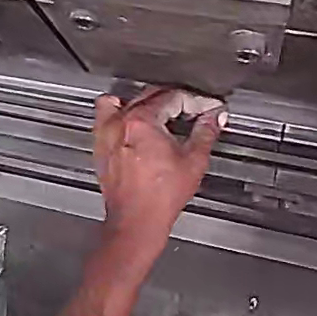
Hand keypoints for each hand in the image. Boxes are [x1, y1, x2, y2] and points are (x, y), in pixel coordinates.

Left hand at [92, 87, 225, 262]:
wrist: (137, 220)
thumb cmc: (160, 196)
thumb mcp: (194, 161)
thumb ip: (206, 132)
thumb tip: (215, 116)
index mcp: (143, 121)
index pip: (175, 97)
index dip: (197, 101)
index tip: (208, 108)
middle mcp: (121, 122)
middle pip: (153, 95)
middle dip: (177, 99)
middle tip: (195, 110)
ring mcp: (107, 133)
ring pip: (130, 100)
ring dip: (151, 101)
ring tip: (167, 112)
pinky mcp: (101, 145)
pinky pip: (106, 115)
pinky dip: (120, 111)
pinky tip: (133, 119)